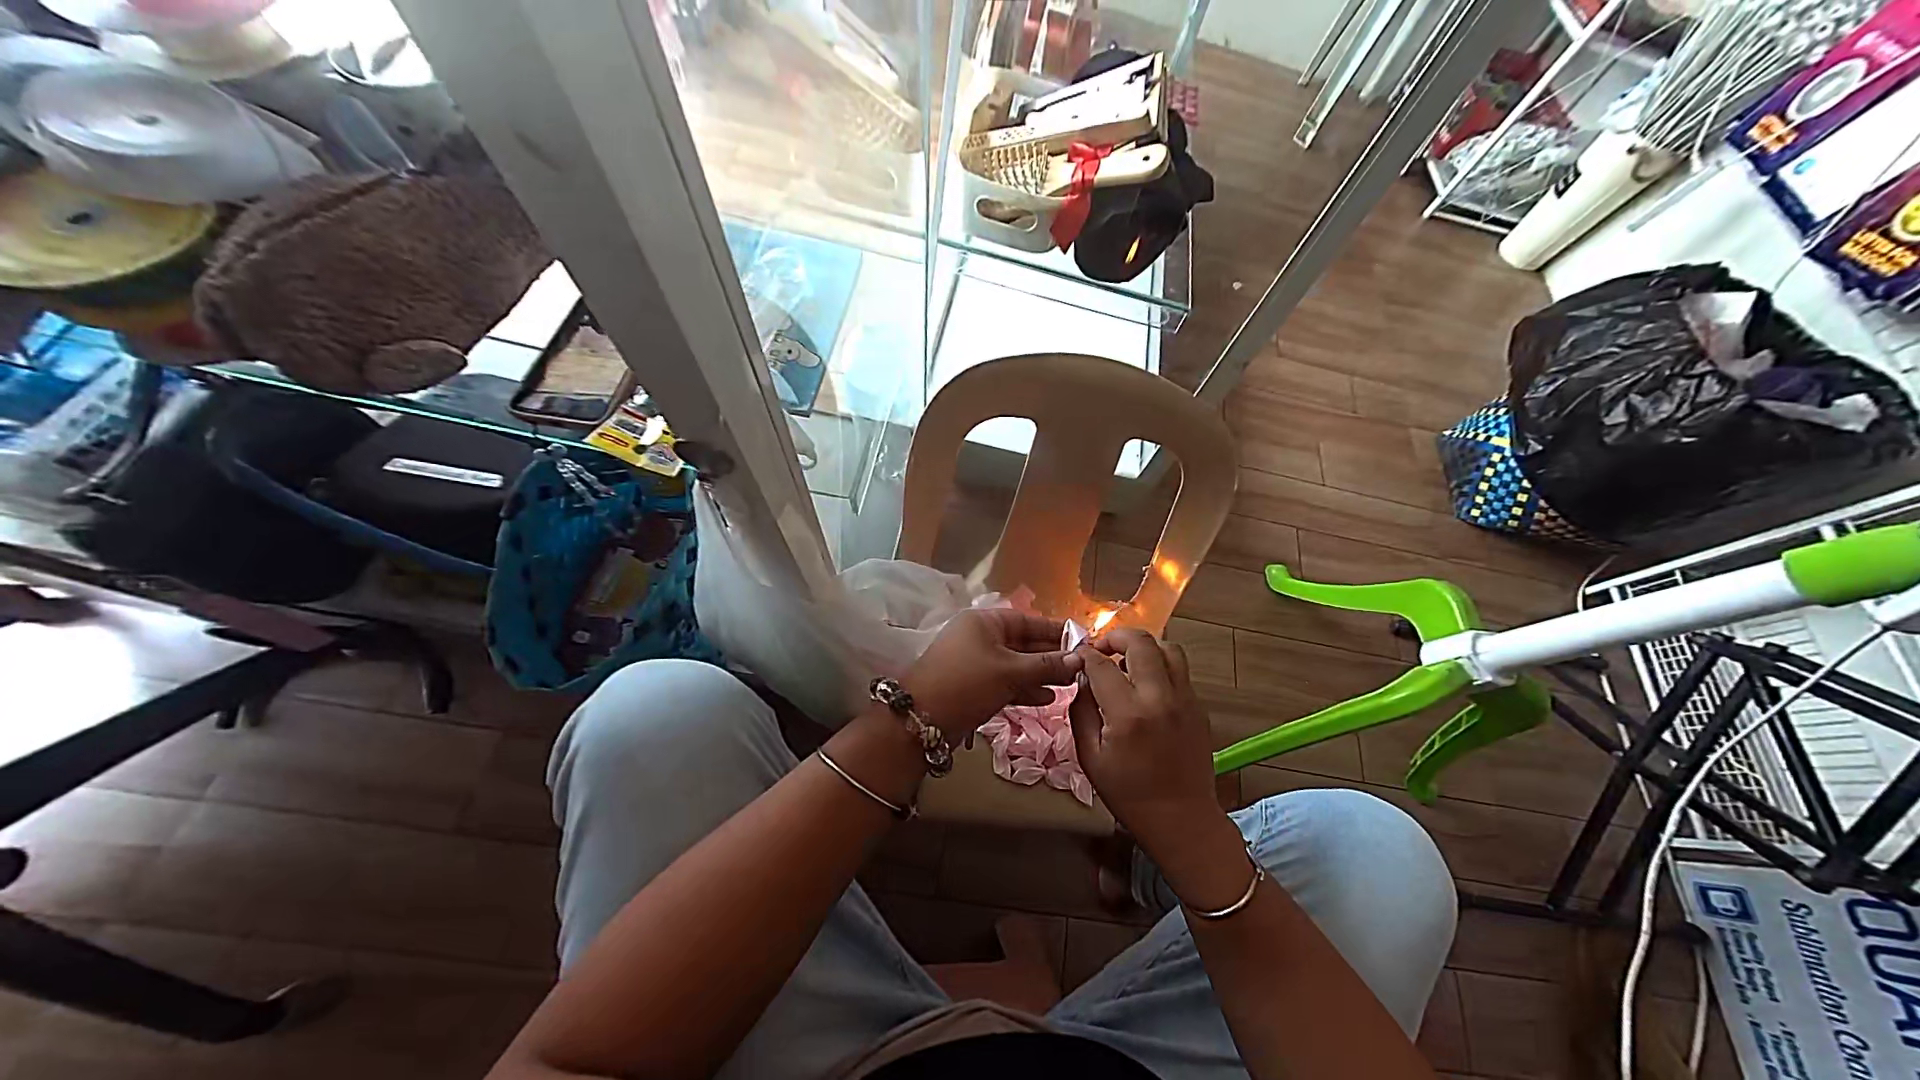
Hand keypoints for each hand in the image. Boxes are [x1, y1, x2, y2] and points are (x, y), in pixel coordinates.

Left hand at [902, 609, 1082, 743]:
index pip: (1028, 620)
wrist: (921, 721)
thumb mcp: (1010, 672)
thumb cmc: (966, 683)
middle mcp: (979, 638)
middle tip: (1081, 669)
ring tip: (1069, 685)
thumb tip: (1080, 659)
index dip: (1056, 631)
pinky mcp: (973, 687)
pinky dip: (1024, 688)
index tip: (1083, 642)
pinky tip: (1046, 699)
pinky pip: (1005, 682)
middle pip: (1023, 643)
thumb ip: (1047, 666)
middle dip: (1051, 657)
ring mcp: (975, 663)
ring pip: (1016, 665)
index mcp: (984, 622)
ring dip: (1041, 675)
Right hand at [1069, 628, 1228, 858]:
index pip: (1102, 664)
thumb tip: (1083, 680)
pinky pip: (1179, 670)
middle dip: (1115, 637)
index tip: (1078, 658)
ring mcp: (1185, 700)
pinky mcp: (1198, 706)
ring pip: (1168, 648)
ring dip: (1143, 647)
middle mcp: (1160, 699)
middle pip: (1140, 642)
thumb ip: (1082, 710)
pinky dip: (1160, 665)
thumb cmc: (1129, 794)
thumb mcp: (1089, 756)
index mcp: (1128, 714)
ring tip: (1127, 660)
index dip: (1085, 655)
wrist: (1181, 819)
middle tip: (1102, 649)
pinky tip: (1145, 684)